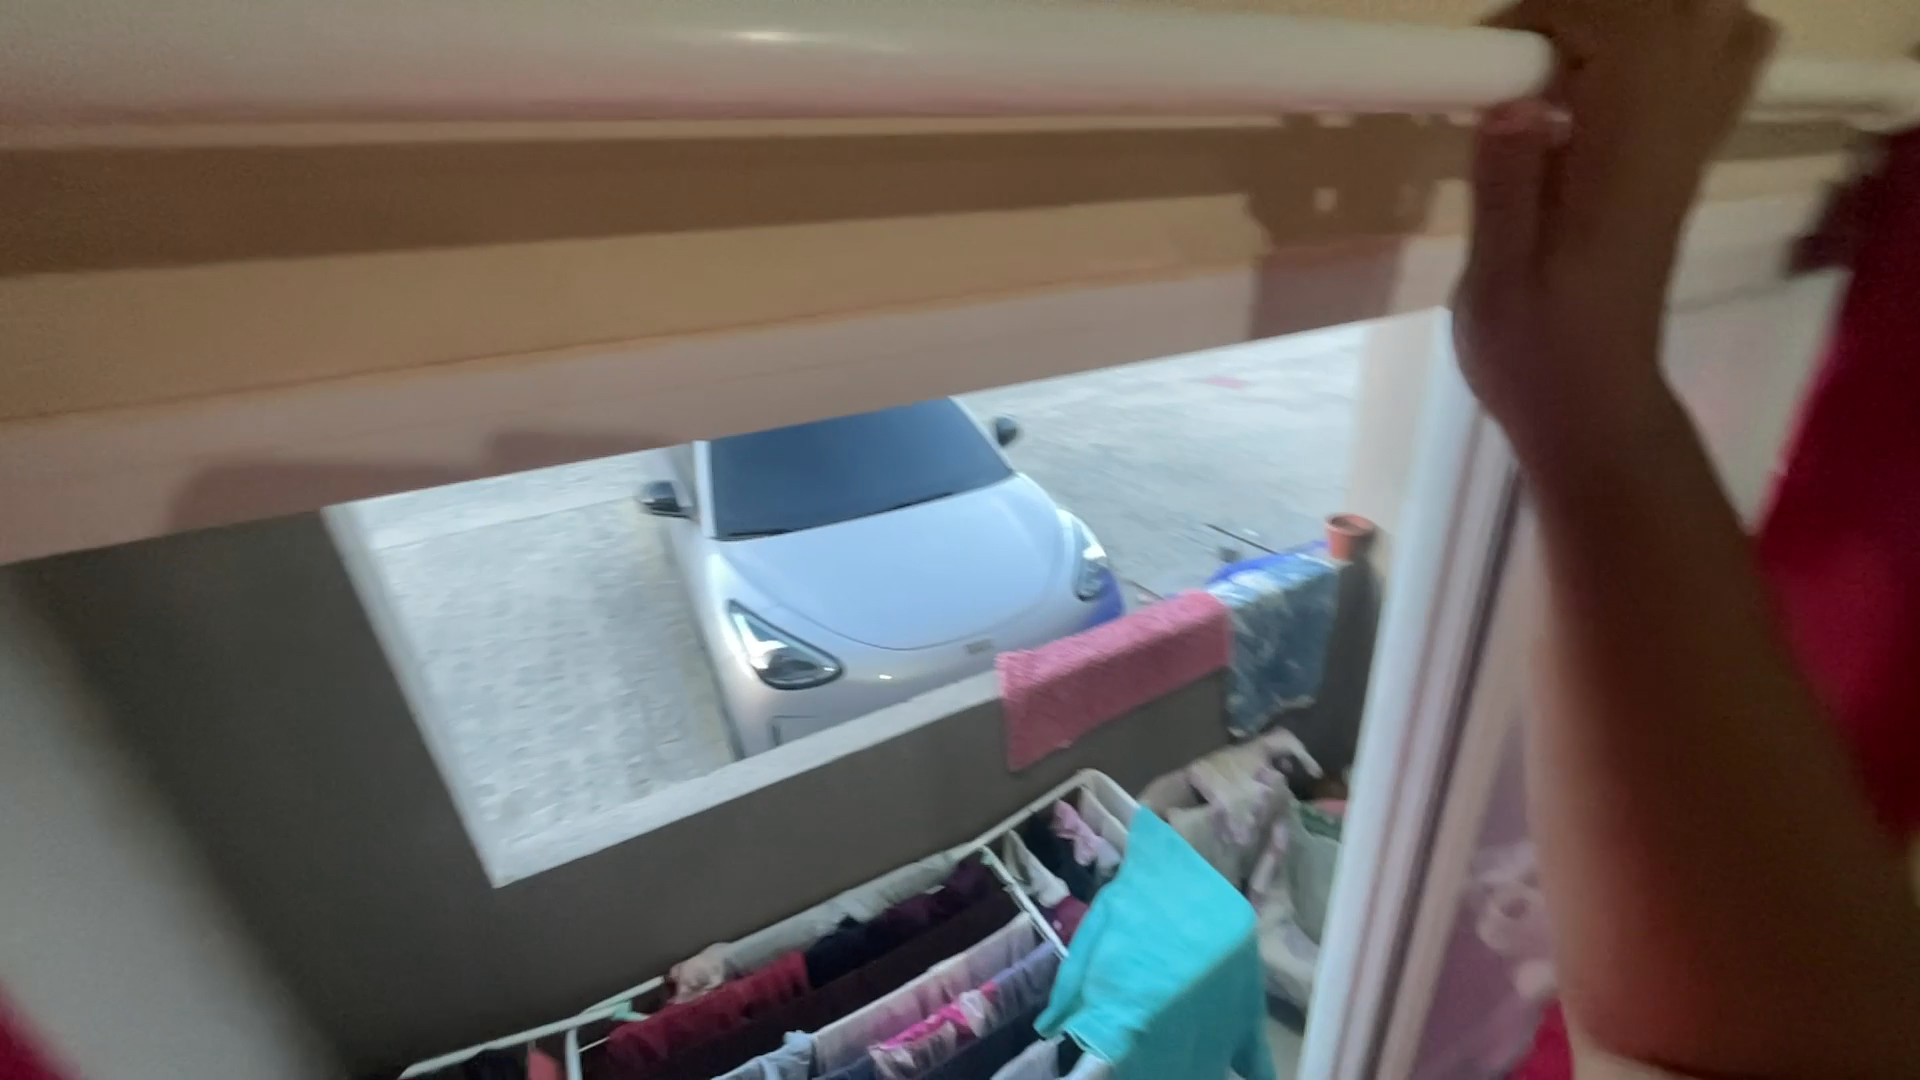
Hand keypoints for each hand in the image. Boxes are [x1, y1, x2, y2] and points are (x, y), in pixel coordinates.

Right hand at [1451, 0, 1776, 448]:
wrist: (1587, 399)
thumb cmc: (1529, 352)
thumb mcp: (1493, 282)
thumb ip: (1504, 189)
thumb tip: (1510, 102)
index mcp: (1625, 167)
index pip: (1624, 31)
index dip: (1549, 15)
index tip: (1479, 55)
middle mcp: (1675, 140)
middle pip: (1676, 10)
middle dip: (1585, 9)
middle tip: (1510, 57)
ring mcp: (1687, 148)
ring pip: (1709, 23)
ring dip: (1631, 20)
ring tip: (1554, 62)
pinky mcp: (1678, 163)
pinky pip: (1715, 60)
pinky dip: (1669, 39)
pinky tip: (1601, 78)